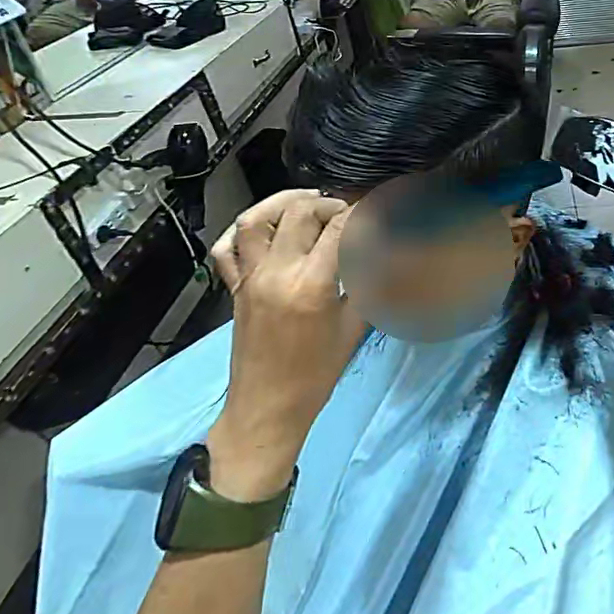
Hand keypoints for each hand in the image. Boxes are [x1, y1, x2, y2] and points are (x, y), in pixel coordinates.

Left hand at [205, 191, 361, 499]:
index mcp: (311, 284)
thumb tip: (387, 251)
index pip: (339, 227)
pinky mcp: (234, 288)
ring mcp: (249, 278)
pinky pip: (226, 249)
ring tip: (307, 204)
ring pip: (255, 220)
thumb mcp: (354, 325)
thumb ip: (370, 283)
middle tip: (346, 213)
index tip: (378, 208)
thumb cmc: (316, 374)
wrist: (265, 410)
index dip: (362, 211)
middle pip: (299, 212)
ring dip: (283, 203)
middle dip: (328, 204)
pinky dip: (243, 231)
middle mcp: (276, 273)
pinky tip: (266, 230)